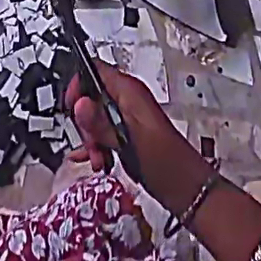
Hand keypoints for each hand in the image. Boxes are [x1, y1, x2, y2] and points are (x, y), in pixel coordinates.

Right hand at [64, 59, 185, 172]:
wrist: (188, 190)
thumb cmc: (168, 164)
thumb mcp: (128, 142)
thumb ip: (101, 122)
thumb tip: (80, 104)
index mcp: (129, 91)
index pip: (94, 69)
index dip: (78, 85)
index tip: (72, 108)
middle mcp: (128, 99)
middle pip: (92, 95)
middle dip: (85, 120)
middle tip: (90, 141)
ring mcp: (129, 116)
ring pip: (96, 116)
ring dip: (91, 137)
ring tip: (98, 157)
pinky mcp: (129, 132)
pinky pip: (105, 130)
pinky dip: (98, 144)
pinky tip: (98, 159)